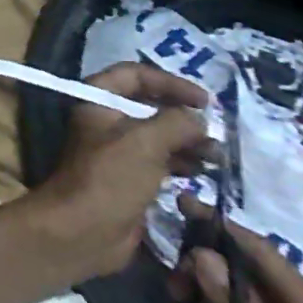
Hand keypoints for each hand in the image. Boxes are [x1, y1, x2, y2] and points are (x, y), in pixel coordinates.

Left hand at [22, 62, 211, 281]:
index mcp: (98, 100)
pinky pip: (159, 160)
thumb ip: (175, 123)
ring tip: (217, 155)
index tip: (205, 100)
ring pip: (157, 134)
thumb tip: (198, 118)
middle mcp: (105, 119)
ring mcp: (117, 149)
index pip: (134, 74)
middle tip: (217, 132)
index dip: (169, 82)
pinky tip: (203, 170)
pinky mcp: (129, 176)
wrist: (85, 228)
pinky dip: (181, 161)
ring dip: (187, 141)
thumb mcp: (145, 142)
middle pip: (148, 104)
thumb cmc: (110, 177)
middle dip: (183, 115)